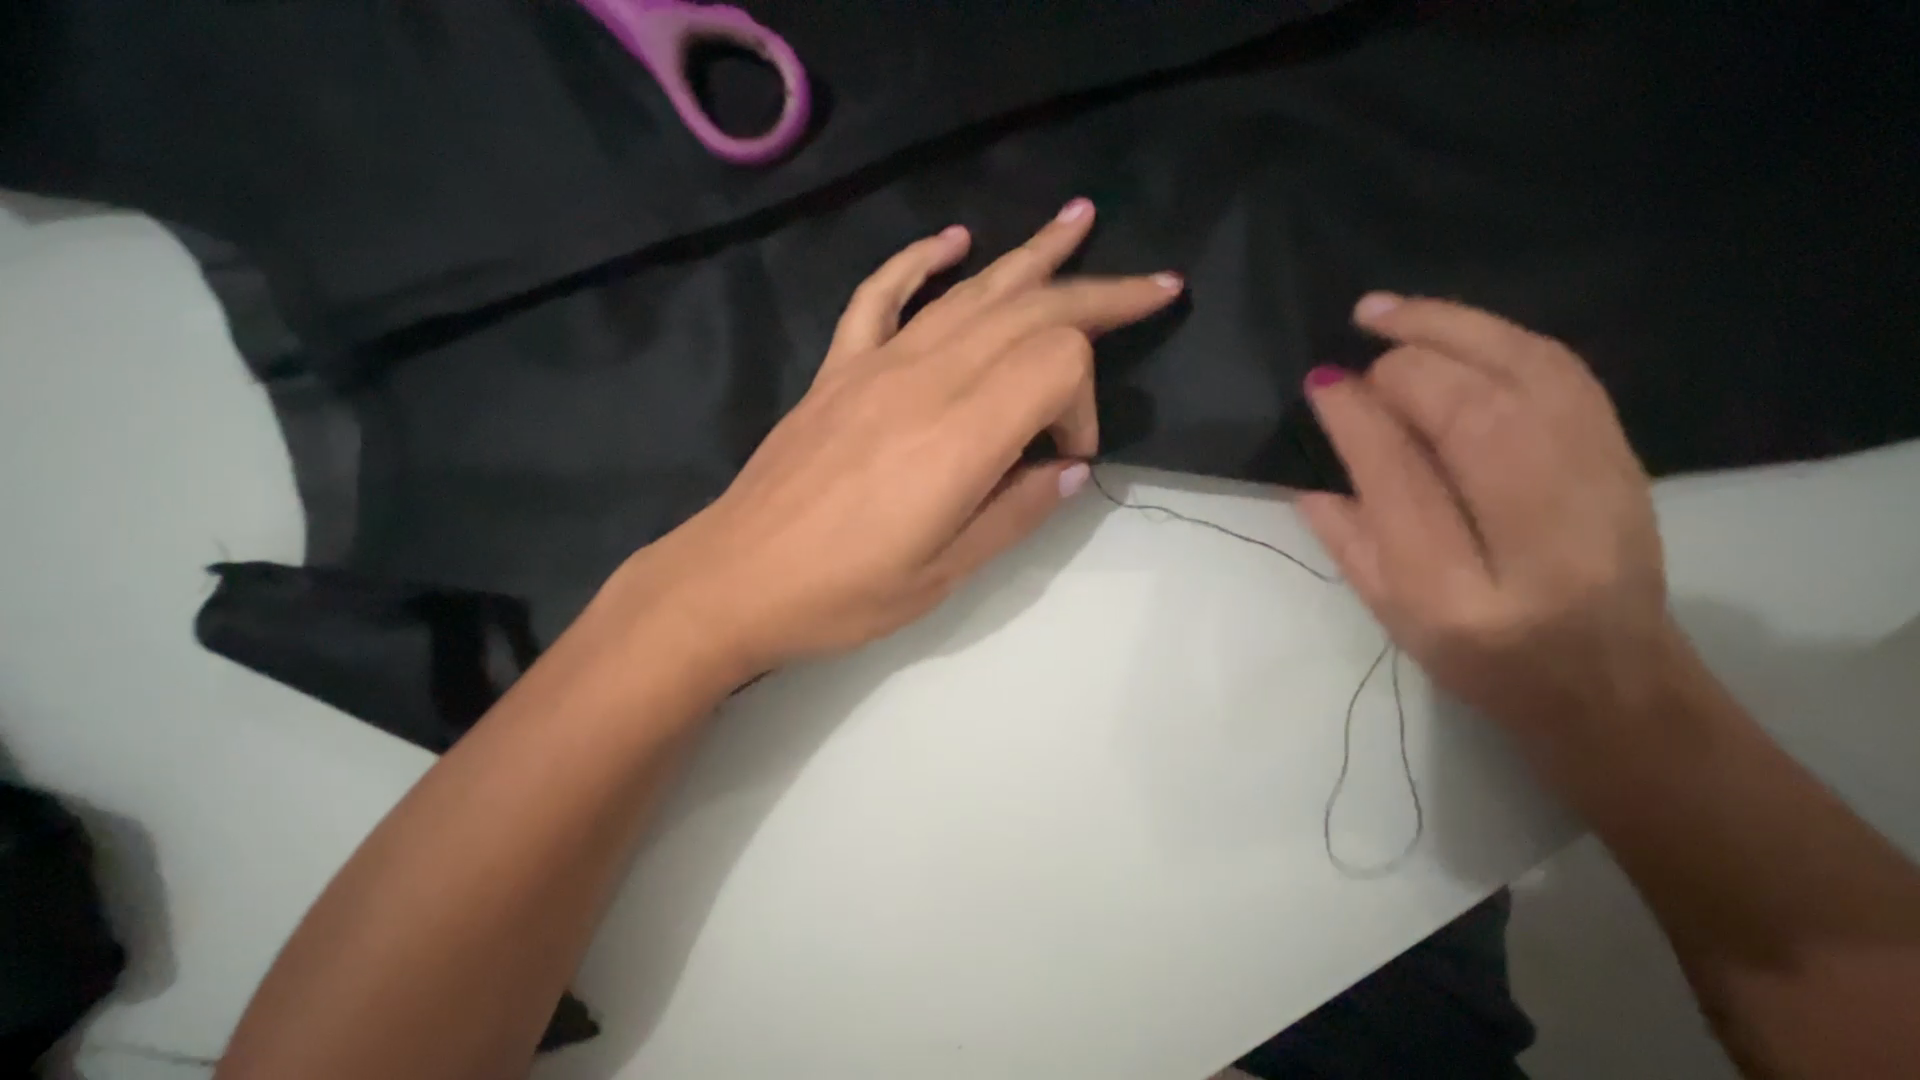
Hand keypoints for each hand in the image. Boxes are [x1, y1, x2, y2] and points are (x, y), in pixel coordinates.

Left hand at [617, 200, 1181, 677]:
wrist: (733, 578)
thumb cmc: (842, 593)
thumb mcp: (945, 574)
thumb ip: (1017, 512)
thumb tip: (1068, 468)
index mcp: (959, 436)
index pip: (1057, 363)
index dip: (1083, 404)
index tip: (1063, 459)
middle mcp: (924, 380)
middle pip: (1030, 310)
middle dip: (1100, 296)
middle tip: (1158, 287)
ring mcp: (875, 365)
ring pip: (970, 290)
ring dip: (1033, 255)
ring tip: (1081, 220)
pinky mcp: (838, 369)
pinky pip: (882, 294)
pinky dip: (921, 260)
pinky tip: (955, 239)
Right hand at [1298, 294, 1684, 733]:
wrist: (1611, 680)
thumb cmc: (1485, 662)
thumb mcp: (1397, 618)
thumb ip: (1348, 546)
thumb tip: (1307, 478)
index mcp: (1464, 594)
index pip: (1403, 482)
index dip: (1359, 420)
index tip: (1321, 383)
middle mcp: (1542, 535)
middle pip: (1476, 415)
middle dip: (1407, 367)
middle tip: (1355, 348)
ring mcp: (1600, 487)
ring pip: (1529, 376)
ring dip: (1453, 329)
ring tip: (1388, 311)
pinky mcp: (1625, 456)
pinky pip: (1563, 371)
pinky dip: (1501, 337)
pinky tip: (1454, 328)